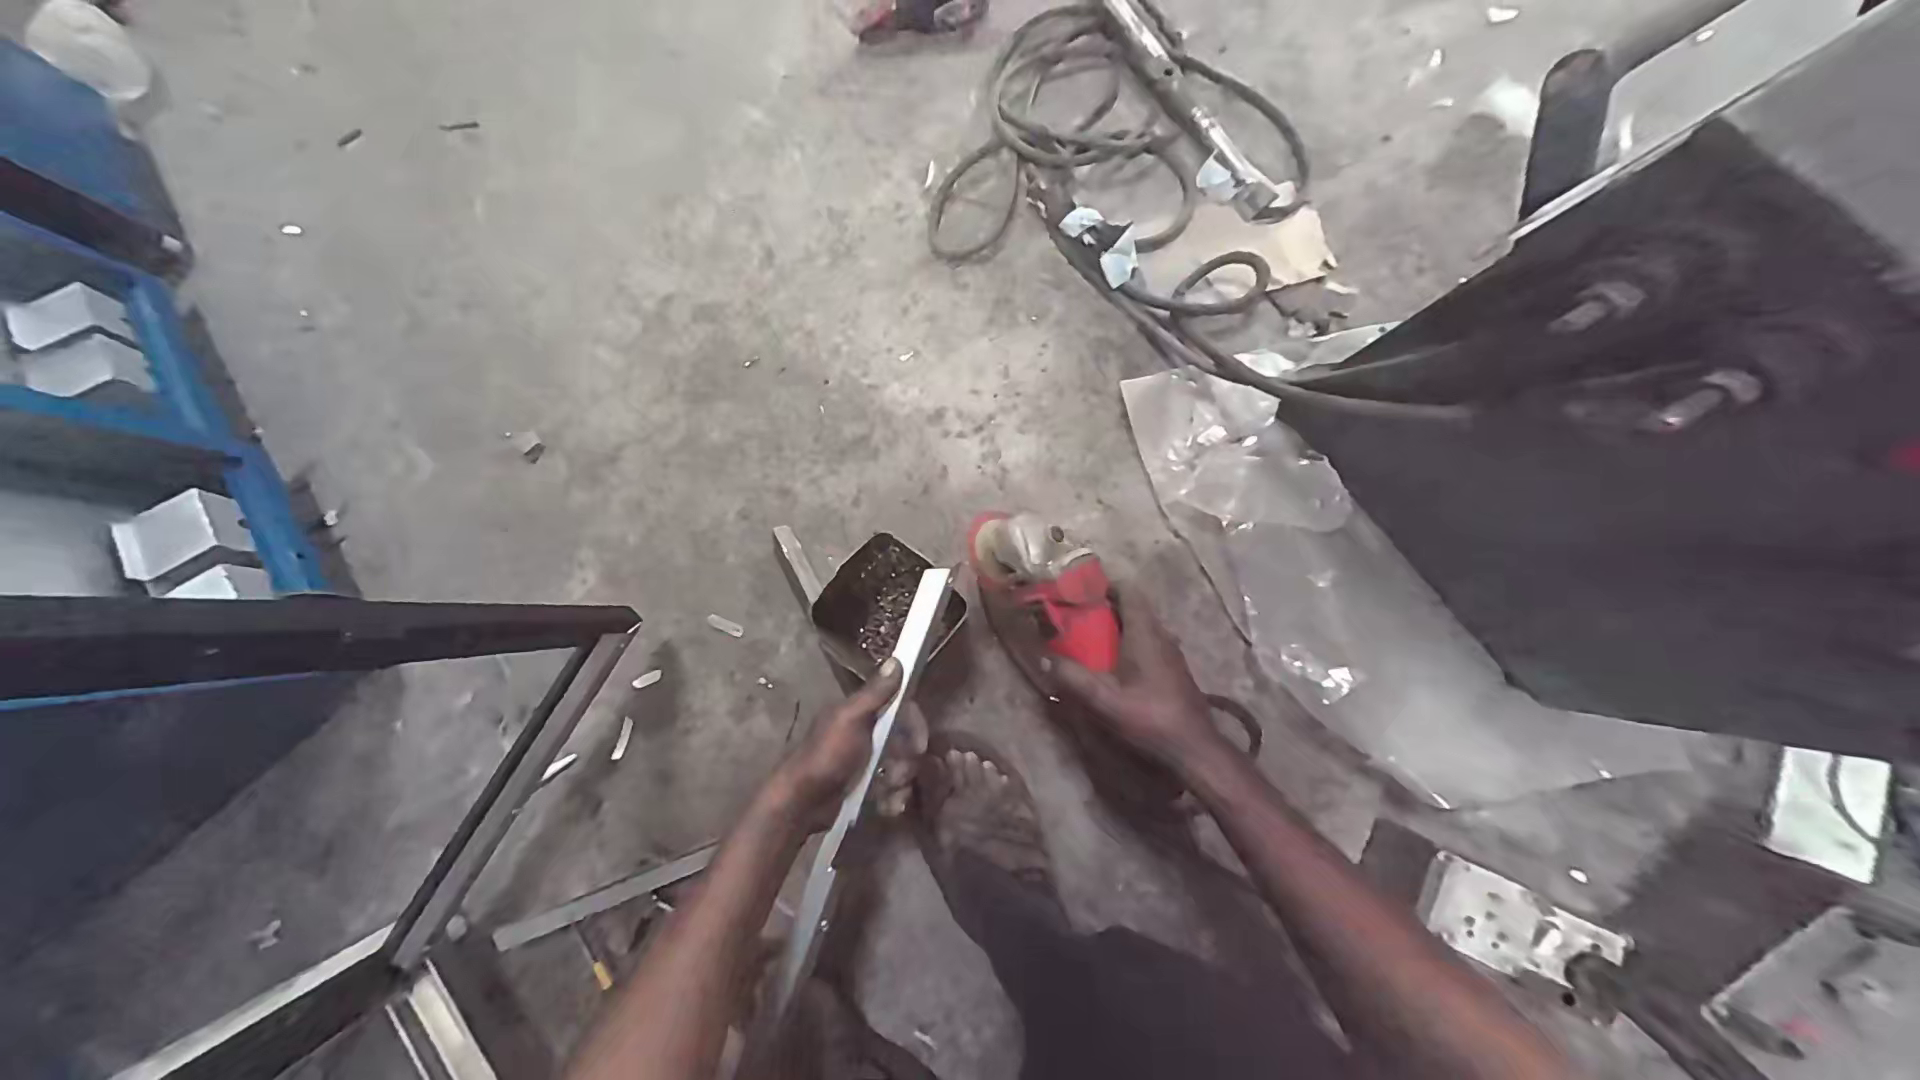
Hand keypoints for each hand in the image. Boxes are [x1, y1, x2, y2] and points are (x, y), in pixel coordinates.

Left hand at [768, 659, 903, 827]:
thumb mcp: (851, 719)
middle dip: (907, 758)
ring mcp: (863, 760)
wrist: (801, 804)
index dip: (913, 723)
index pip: (898, 707)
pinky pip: (889, 787)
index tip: (920, 744)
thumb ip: (875, 693)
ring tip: (889, 793)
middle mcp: (863, 731)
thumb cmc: (827, 756)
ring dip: (901, 780)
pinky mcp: (862, 785)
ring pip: (899, 764)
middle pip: (902, 739)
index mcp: (859, 711)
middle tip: (899, 774)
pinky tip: (887, 805)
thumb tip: (896, 660)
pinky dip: (892, 796)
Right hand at [1047, 584, 1227, 775]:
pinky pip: (1147, 642)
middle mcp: (1161, 635)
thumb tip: (1042, 659)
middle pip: (1132, 606)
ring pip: (1141, 625)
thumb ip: (1072, 677)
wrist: (1193, 748)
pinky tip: (1113, 663)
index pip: (1127, 590)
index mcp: (1145, 632)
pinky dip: (1127, 642)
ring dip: (1116, 625)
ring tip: (1088, 637)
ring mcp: (1170, 652)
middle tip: (1075, 614)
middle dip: (1103, 605)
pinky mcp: (1173, 669)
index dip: (1102, 584)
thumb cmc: (1150, 717)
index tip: (1077, 590)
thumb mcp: (1104, 699)